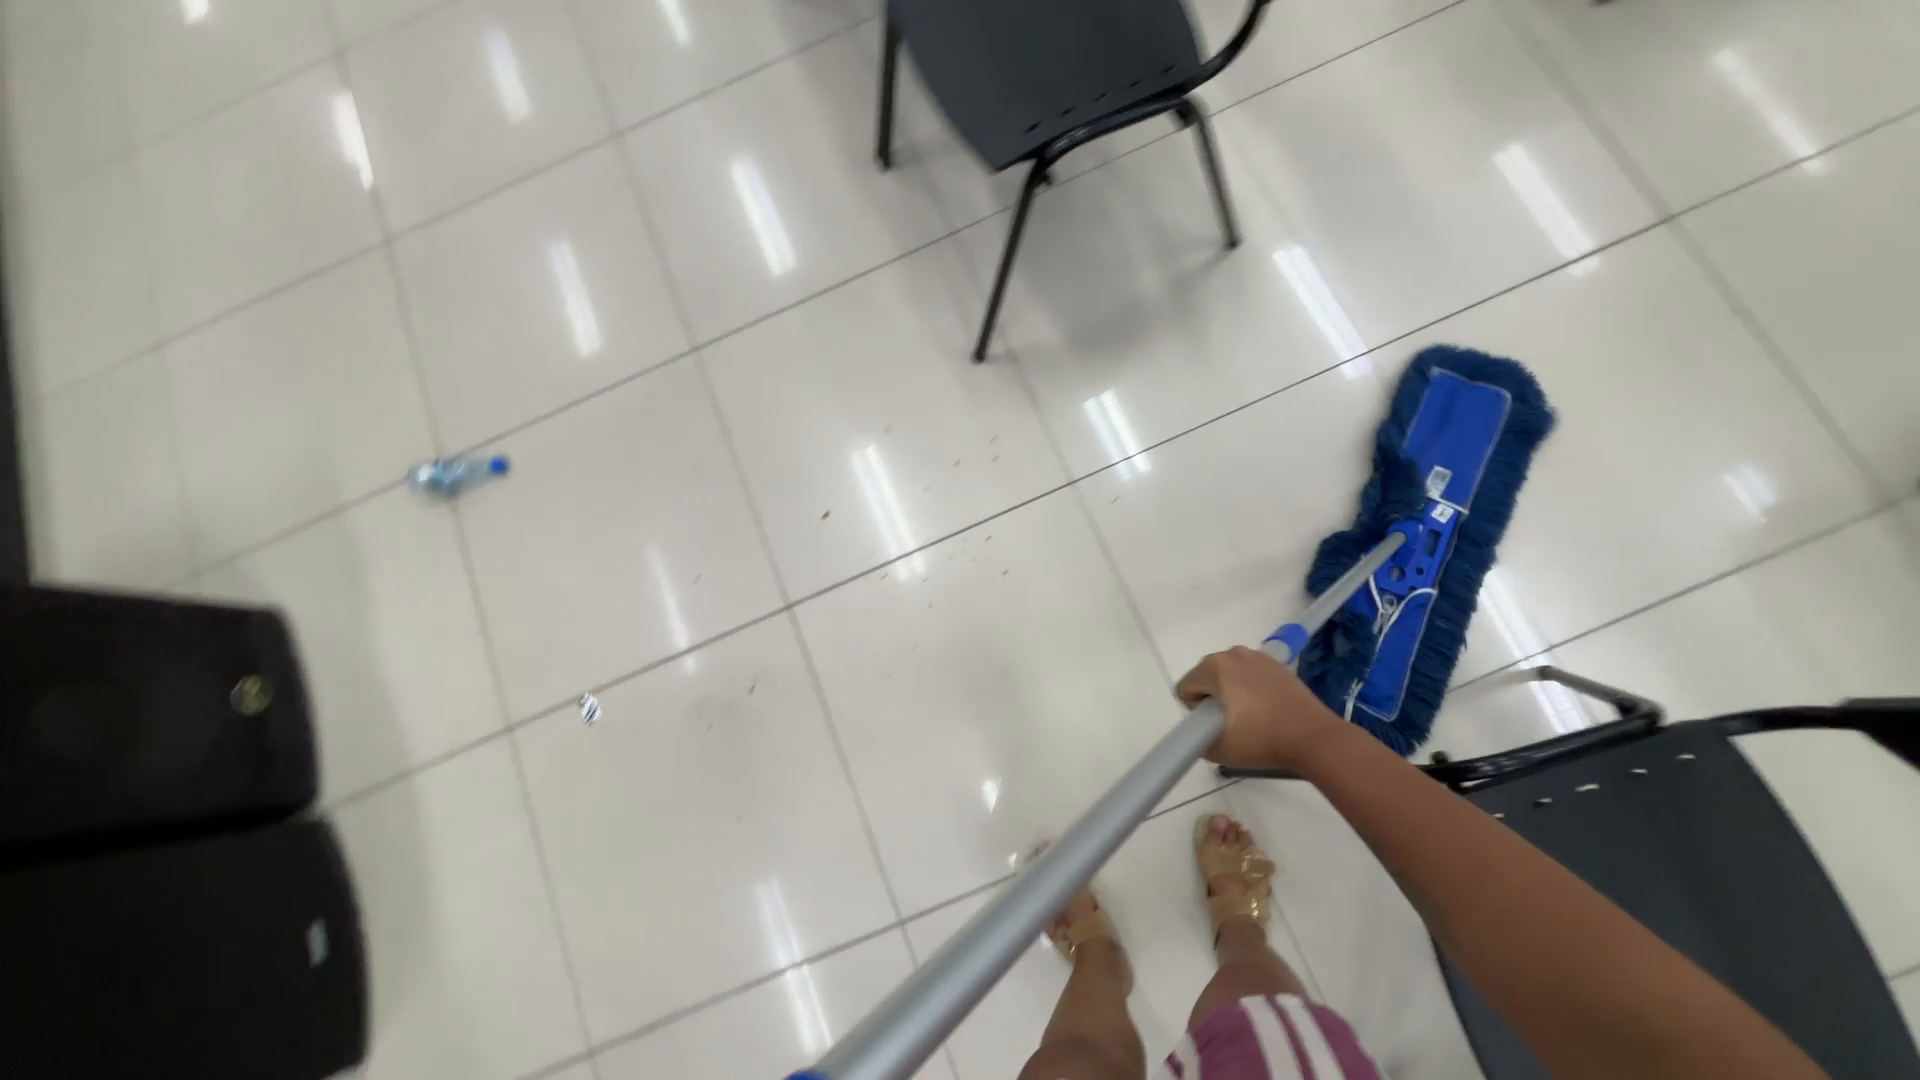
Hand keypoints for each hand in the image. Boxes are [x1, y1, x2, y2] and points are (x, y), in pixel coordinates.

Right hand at [1175, 646, 1345, 768]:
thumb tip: (1201, 733)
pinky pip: (1250, 674)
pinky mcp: (1276, 664)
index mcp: (1214, 668)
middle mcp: (1232, 654)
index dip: (1195, 712)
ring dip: (1231, 692)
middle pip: (1206, 677)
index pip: (1185, 688)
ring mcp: (1257, 656)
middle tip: (1232, 723)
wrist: (1313, 737)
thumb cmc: (1261, 740)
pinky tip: (1266, 708)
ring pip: (1228, 675)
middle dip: (1212, 698)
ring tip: (1250, 717)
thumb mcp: (1218, 749)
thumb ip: (1197, 739)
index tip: (1216, 726)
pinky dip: (1251, 688)